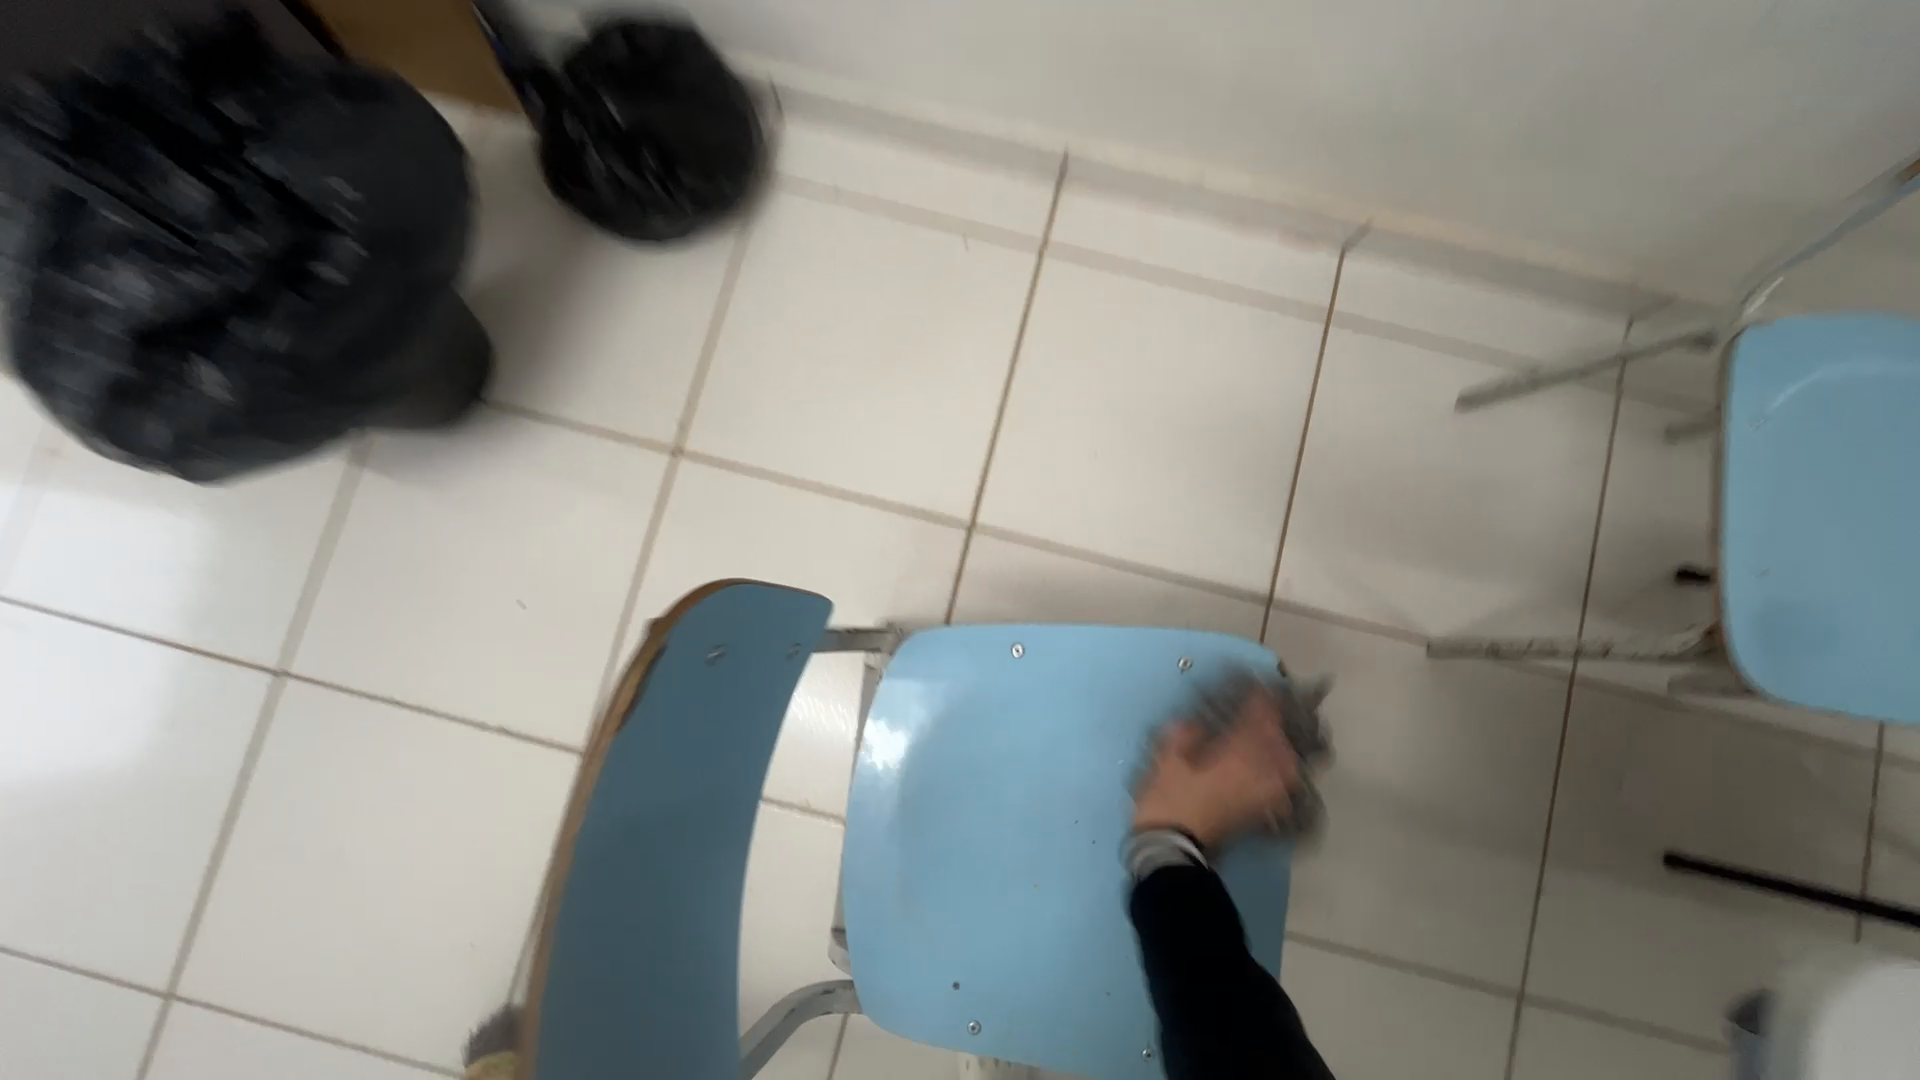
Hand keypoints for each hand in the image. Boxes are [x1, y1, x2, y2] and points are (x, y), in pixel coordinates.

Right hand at [1131, 686, 1300, 849]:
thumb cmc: (1168, 799)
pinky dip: (1282, 769)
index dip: (1262, 698)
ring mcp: (1263, 794)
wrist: (1172, 848)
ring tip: (1273, 733)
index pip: (1260, 719)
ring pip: (1287, 764)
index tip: (1258, 683)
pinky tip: (1273, 764)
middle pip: (1282, 741)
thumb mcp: (1167, 759)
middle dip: (1279, 721)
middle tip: (1268, 707)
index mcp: (1238, 755)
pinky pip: (1281, 783)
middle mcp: (1260, 773)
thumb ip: (1185, 734)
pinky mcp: (1260, 810)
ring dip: (1284, 745)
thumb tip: (1198, 723)